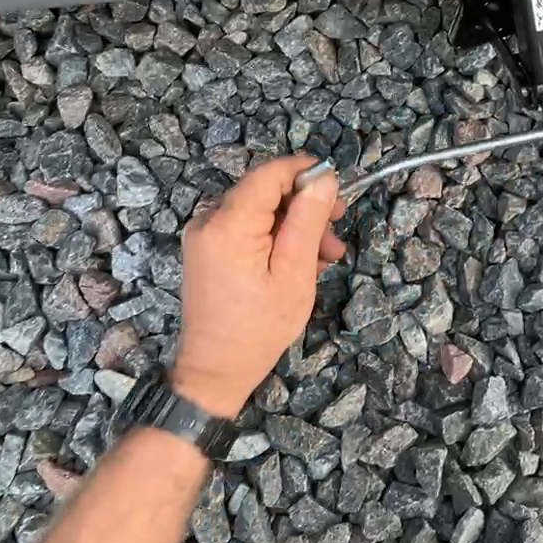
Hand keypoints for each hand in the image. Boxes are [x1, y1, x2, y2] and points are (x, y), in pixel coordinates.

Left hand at [170, 156, 344, 416]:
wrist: (216, 369)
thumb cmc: (260, 327)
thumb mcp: (295, 274)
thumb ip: (307, 221)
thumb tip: (324, 178)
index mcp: (229, 225)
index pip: (269, 174)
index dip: (305, 172)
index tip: (337, 188)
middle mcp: (209, 220)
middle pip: (265, 191)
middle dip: (305, 206)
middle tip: (336, 230)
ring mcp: (204, 235)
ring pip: (260, 209)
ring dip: (295, 225)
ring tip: (325, 255)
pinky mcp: (207, 248)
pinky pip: (247, 227)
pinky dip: (275, 237)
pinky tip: (299, 262)